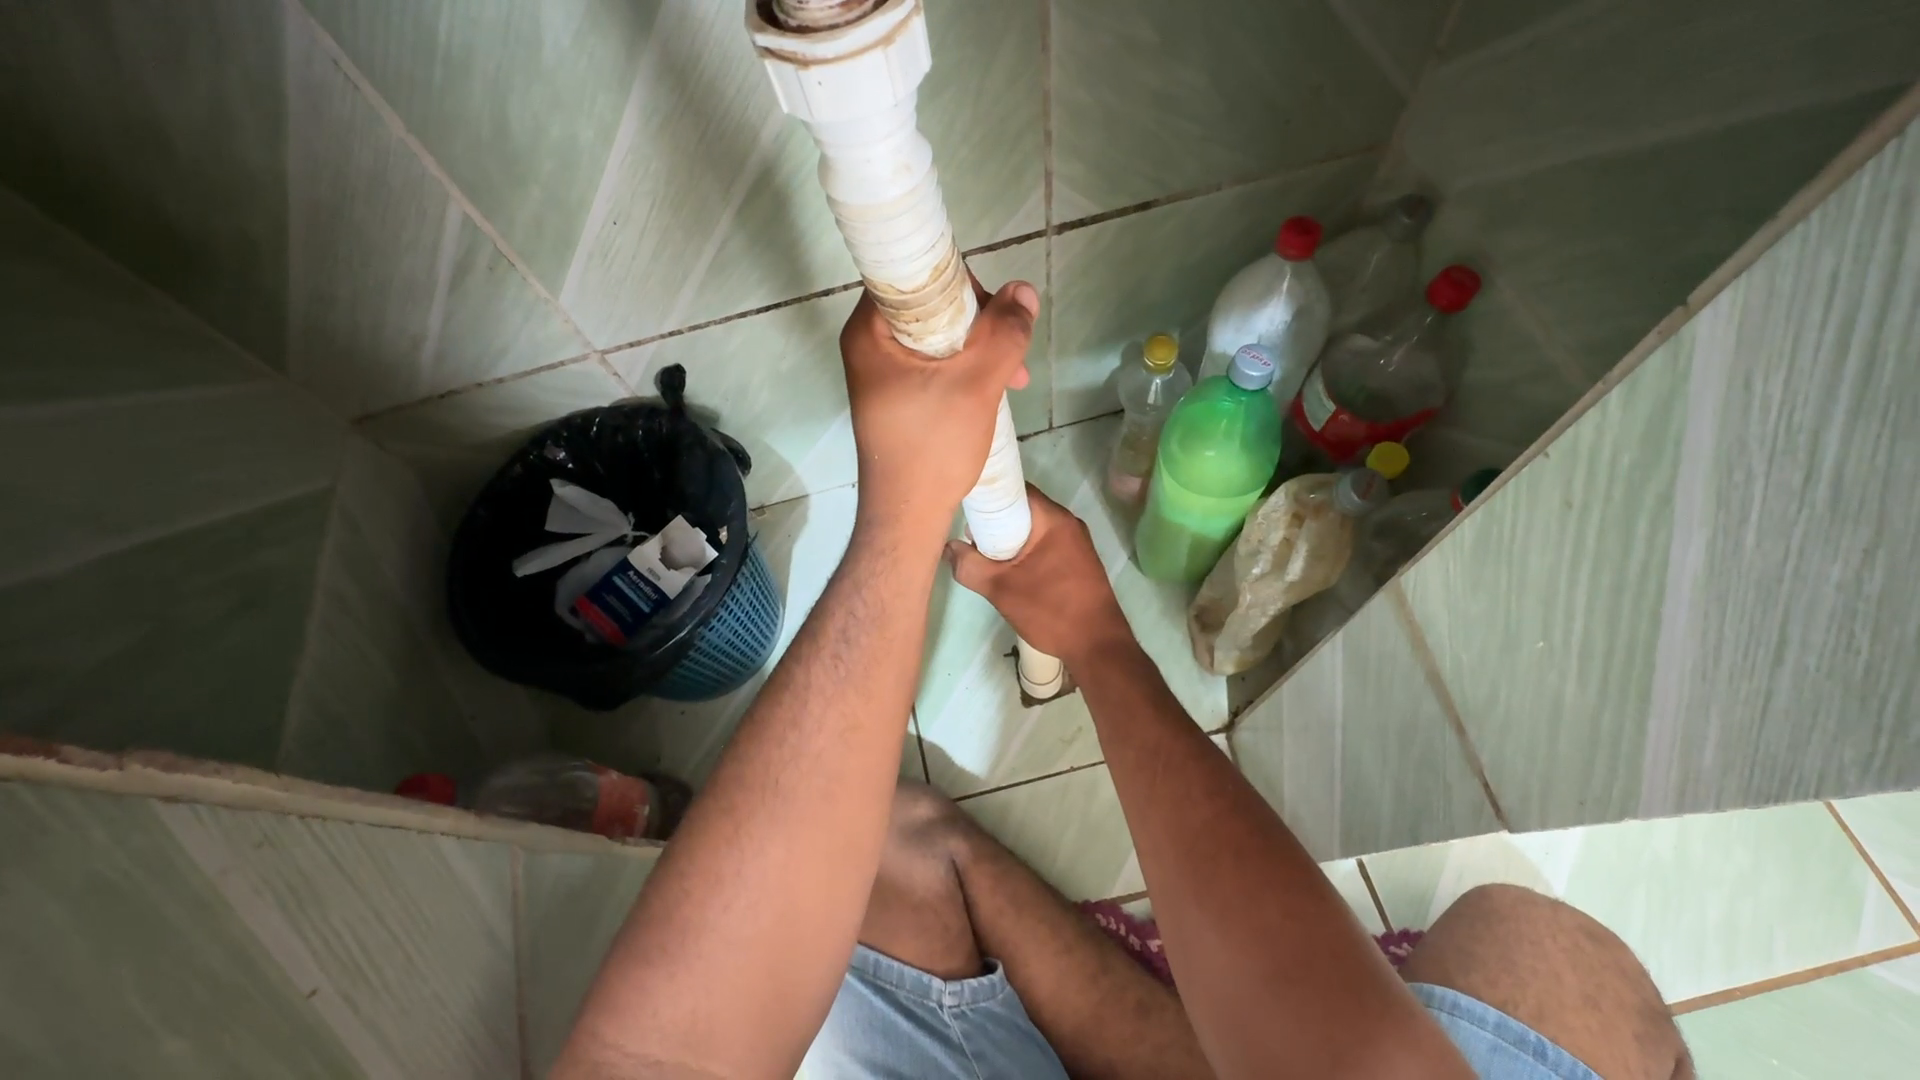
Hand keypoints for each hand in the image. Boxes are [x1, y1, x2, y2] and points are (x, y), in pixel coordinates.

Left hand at [839, 279, 1035, 543]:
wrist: (907, 516)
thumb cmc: (933, 446)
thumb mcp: (978, 382)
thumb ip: (1004, 332)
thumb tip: (1023, 291)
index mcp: (870, 331)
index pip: (913, 274)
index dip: (960, 279)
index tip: (993, 307)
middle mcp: (868, 347)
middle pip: (930, 306)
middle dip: (978, 321)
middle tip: (1010, 346)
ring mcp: (881, 376)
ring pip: (937, 339)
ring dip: (979, 349)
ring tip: (1015, 378)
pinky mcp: (896, 400)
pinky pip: (934, 367)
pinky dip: (965, 372)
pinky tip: (996, 392)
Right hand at [944, 485, 1132, 665]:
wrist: (1098, 645)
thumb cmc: (1051, 610)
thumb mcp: (1001, 589)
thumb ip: (970, 566)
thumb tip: (949, 548)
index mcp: (1054, 519)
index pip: (1015, 489)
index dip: (988, 497)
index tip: (966, 513)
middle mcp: (1068, 523)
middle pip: (1023, 509)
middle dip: (995, 522)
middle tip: (973, 541)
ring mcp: (1076, 542)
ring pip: (1033, 529)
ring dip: (1009, 540)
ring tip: (987, 560)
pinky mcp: (1078, 561)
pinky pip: (1045, 544)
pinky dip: (1025, 552)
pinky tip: (1011, 573)